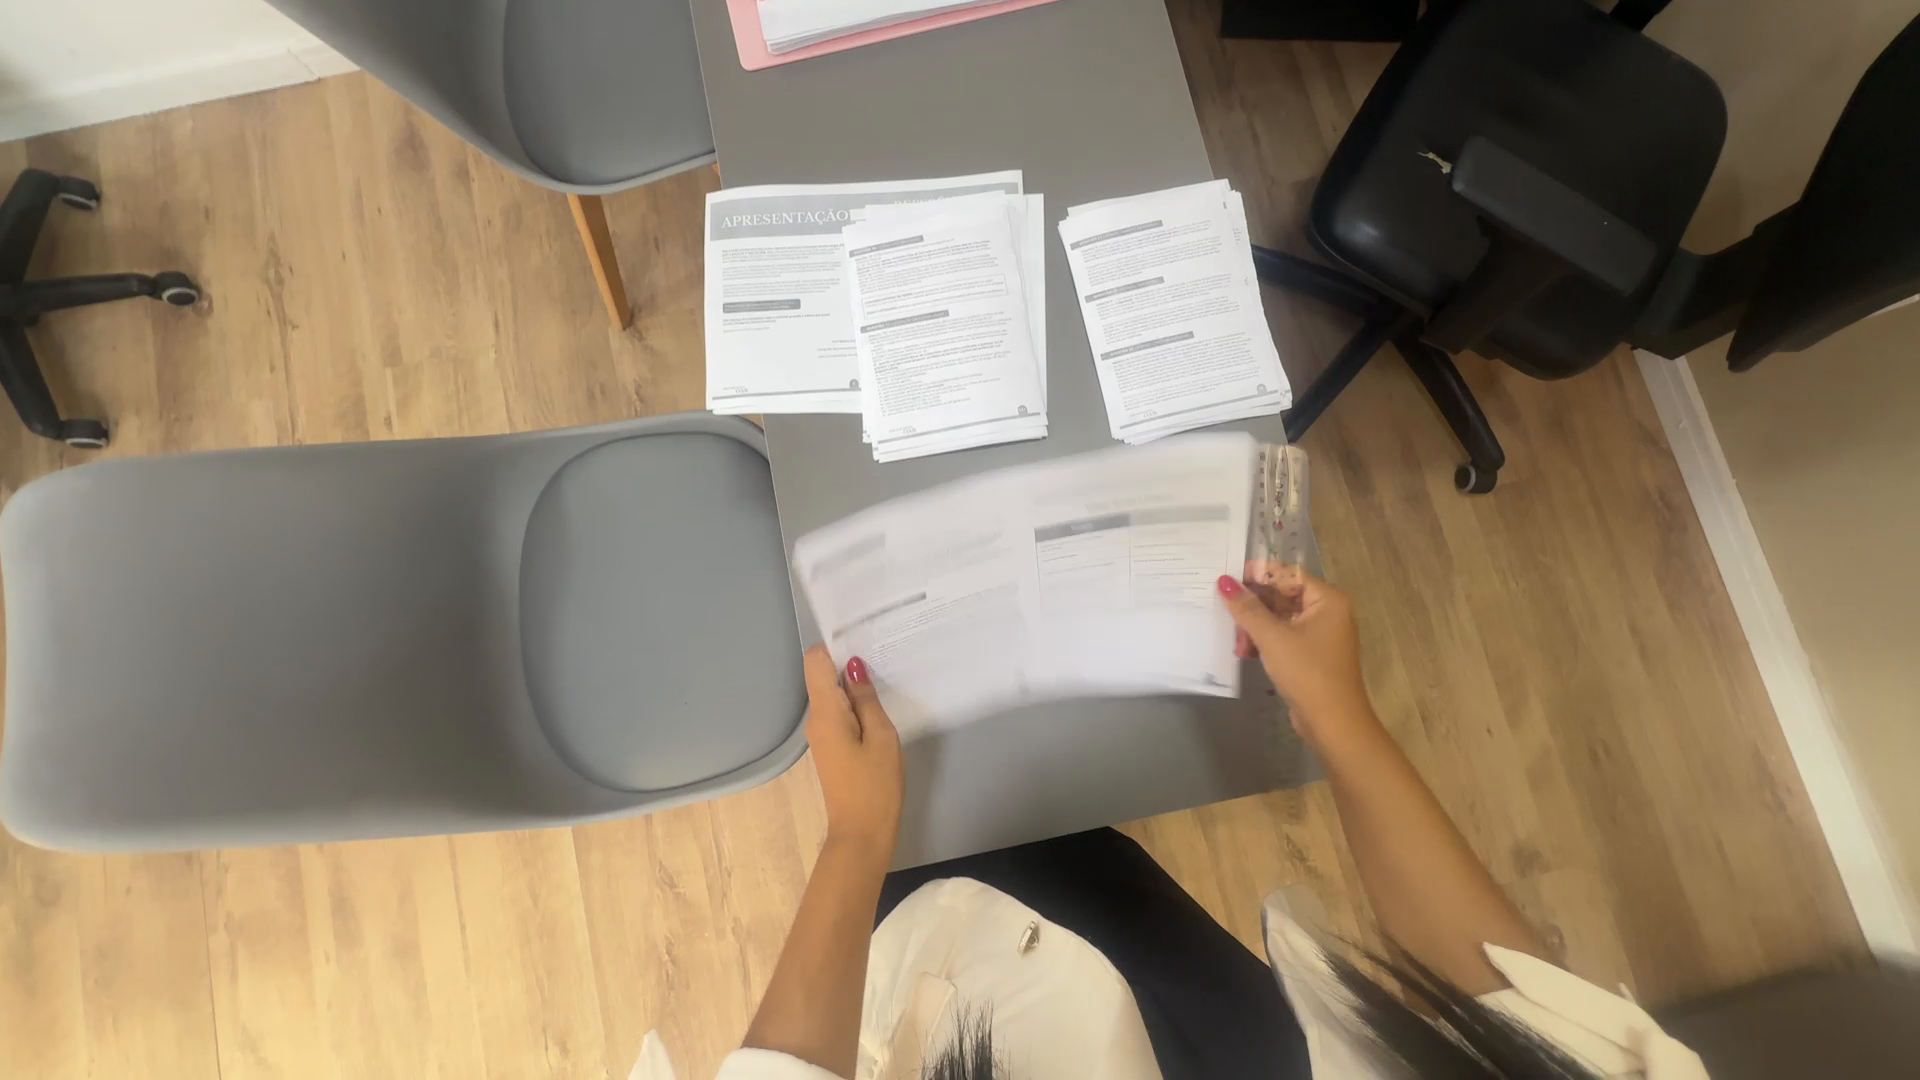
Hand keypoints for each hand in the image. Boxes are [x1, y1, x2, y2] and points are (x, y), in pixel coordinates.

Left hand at [802, 645, 902, 860]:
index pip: (814, 661)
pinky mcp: (829, 746)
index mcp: (825, 712)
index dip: (834, 645)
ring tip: (884, 674)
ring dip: (853, 684)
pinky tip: (875, 704)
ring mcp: (820, 734)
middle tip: (882, 651)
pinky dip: (853, 704)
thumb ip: (866, 699)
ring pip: (831, 694)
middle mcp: (815, 719)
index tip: (862, 637)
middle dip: (848, 662)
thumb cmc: (875, 786)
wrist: (862, 835)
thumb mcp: (882, 737)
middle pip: (822, 675)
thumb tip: (854, 666)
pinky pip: (837, 712)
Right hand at [1217, 568, 1371, 741]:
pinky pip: (1281, 635)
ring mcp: (1318, 633)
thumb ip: (1246, 608)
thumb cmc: (1307, 672)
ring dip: (1254, 625)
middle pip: (1281, 594)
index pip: (1287, 573)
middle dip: (1252, 604)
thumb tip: (1223, 581)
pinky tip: (1244, 650)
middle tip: (1222, 608)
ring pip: (1278, 616)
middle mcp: (1325, 611)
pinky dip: (1262, 639)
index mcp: (1327, 599)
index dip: (1257, 574)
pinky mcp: (1308, 653)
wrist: (1332, 722)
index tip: (1226, 578)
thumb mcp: (1272, 637)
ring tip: (1235, 638)